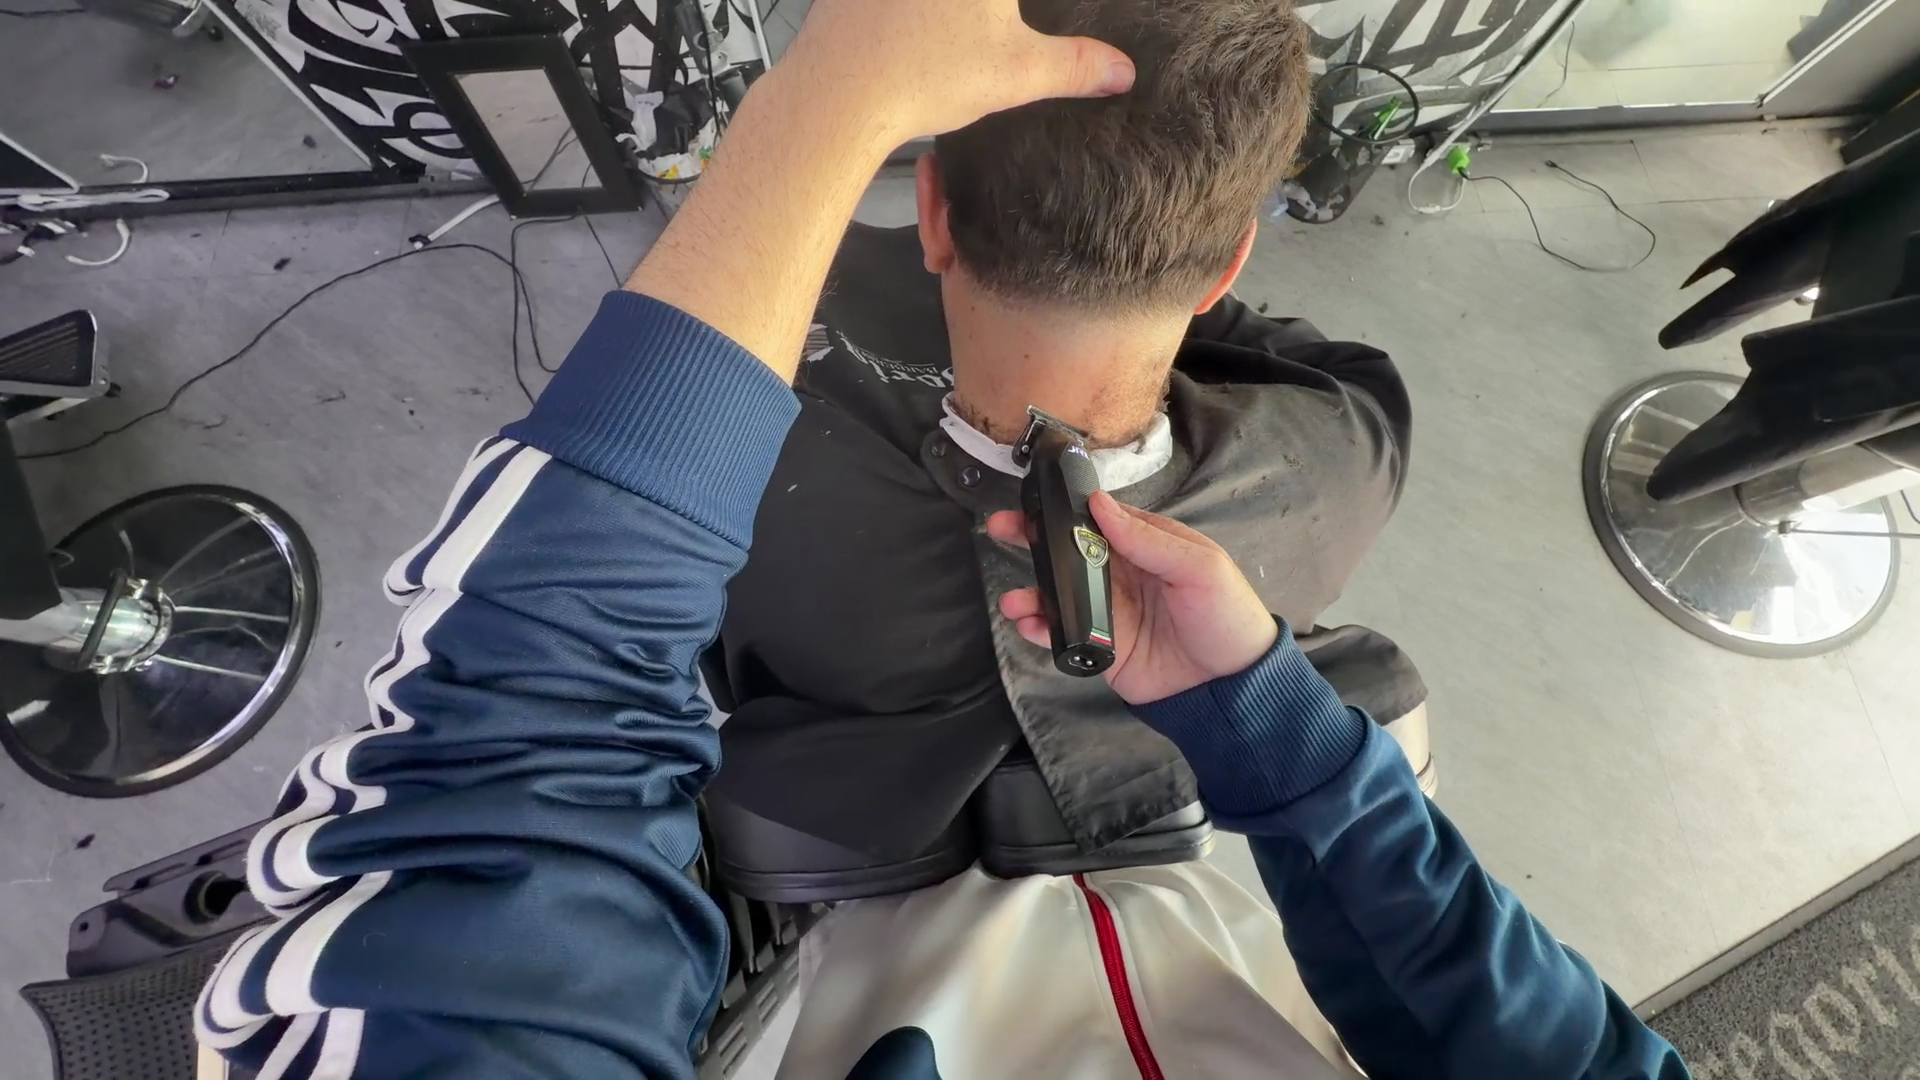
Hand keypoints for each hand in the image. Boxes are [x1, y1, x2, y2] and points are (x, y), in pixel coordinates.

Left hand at [778, 0, 1135, 144]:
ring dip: (964, 14)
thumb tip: (1121, 72)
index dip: (1018, 13)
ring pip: (948, 0)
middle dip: (998, 14)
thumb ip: (1075, 67)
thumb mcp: (1016, 72)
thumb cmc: (928, 72)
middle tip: (998, 28)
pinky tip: (925, 19)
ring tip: (964, 31)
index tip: (1010, 28)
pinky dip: (921, 6)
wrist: (843, 88)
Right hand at [988, 492, 1278, 705]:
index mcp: (1144, 544)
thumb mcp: (1200, 566)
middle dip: (1032, 538)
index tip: (1035, 500)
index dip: (1064, 508)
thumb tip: (1099, 503)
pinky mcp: (1099, 646)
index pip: (1097, 518)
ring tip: (1012, 601)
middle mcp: (1119, 573)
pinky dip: (1040, 629)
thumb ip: (1148, 537)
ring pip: (1057, 593)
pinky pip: (1062, 633)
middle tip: (1001, 526)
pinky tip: (1030, 625)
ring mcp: (1106, 610)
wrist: (1231, 685)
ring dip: (1029, 592)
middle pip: (1066, 551)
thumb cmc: (1226, 614)